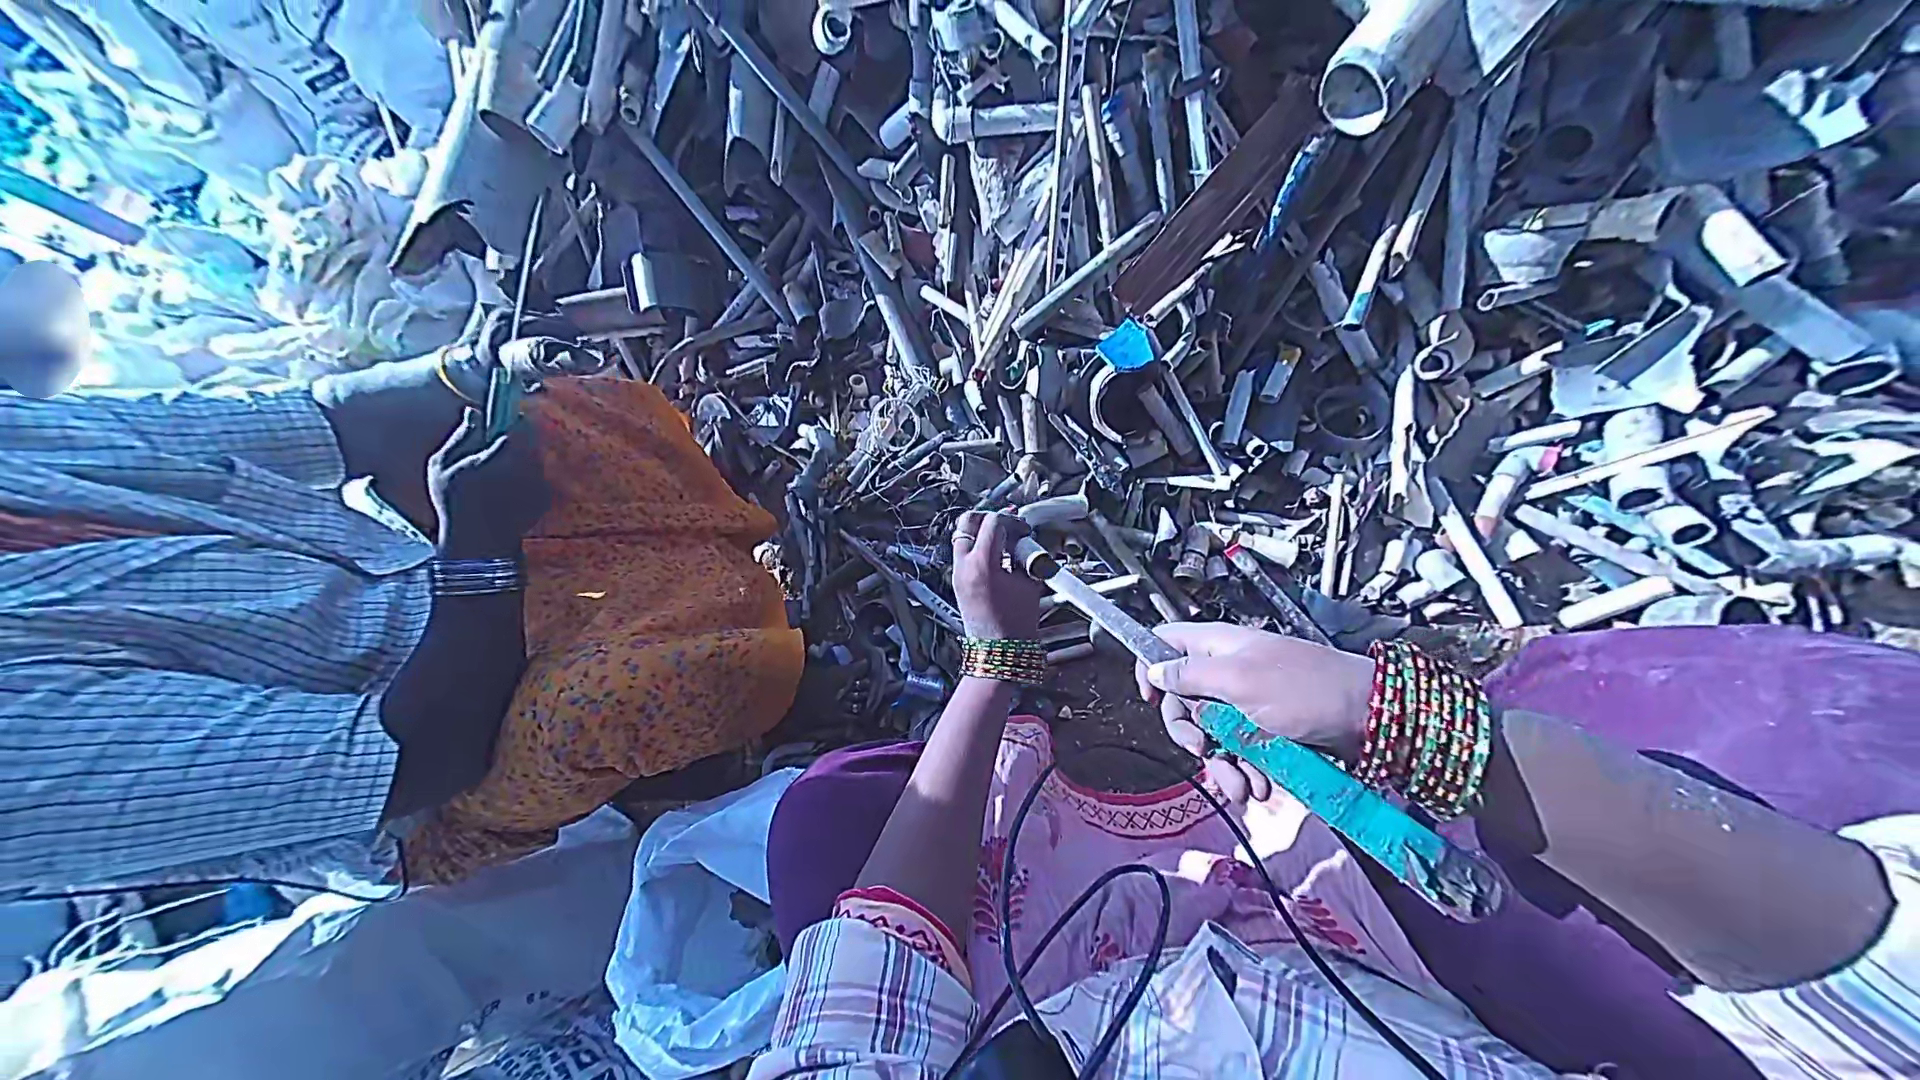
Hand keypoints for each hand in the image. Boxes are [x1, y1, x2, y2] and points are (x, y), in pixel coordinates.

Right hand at [429, 407, 550, 558]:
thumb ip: (462, 436)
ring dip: (519, 460)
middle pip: (530, 442)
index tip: (502, 417)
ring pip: (534, 460)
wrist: (480, 541)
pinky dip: (524, 479)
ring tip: (493, 475)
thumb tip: (474, 412)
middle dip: (515, 440)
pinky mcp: (545, 496)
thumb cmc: (455, 502)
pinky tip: (503, 491)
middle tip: (492, 448)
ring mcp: (541, 482)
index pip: (519, 425)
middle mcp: (530, 467)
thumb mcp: (443, 465)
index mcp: (506, 454)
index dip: (511, 419)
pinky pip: (536, 479)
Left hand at [950, 510, 1042, 640]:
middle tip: (1008, 525)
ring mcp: (957, 574)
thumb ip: (1026, 556)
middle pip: (968, 522)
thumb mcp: (1029, 584)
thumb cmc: (1015, 626)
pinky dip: (978, 549)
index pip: (994, 522)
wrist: (999, 653)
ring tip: (1003, 541)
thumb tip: (1025, 542)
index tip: (1023, 529)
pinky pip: (964, 554)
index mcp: (982, 565)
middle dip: (990, 518)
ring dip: (982, 533)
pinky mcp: (958, 582)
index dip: (1012, 521)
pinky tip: (997, 558)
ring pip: (963, 536)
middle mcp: (964, 566)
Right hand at [1135, 623, 1376, 802]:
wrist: (1373, 718)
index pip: (1165, 644)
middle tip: (1201, 751)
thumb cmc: (1305, 690)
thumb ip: (1189, 676)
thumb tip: (1154, 670)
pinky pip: (1240, 752)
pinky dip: (1246, 772)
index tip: (1150, 698)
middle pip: (1183, 699)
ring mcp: (1246, 703)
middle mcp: (1225, 672)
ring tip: (1243, 787)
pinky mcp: (1266, 731)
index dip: (1150, 667)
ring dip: (1222, 764)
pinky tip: (1260, 787)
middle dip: (1190, 732)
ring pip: (1211, 733)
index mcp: (1215, 647)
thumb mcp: (1237, 680)